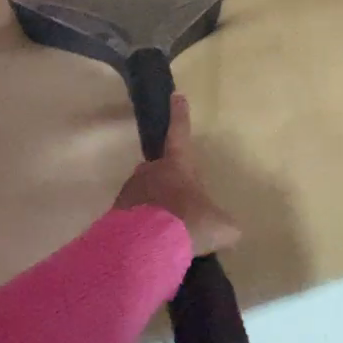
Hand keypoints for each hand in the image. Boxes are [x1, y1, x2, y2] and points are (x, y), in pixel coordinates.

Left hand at [112, 94, 239, 255]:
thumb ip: (225, 223)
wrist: (146, 246)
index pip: (180, 134)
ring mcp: (129, 192)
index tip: (176, 96)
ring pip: (144, 194)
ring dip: (155, 207)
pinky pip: (133, 217)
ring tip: (167, 231)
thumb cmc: (190, 224)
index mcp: (177, 165)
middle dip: (167, 181)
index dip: (180, 116)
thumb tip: (228, 229)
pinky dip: (143, 227)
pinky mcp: (115, 215)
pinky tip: (153, 244)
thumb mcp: (222, 226)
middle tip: (179, 202)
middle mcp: (149, 171)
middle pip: (158, 168)